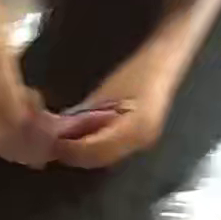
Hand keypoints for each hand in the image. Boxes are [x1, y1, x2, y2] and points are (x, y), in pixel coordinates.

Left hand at [54, 35, 185, 167]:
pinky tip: (81, 142)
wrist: (167, 59)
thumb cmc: (138, 68)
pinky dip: (93, 150)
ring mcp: (143, 144)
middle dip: (75, 155)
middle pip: (99, 160)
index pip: (95, 150)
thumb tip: (59, 131)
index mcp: (135, 127)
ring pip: (104, 159)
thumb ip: (83, 114)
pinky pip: (112, 153)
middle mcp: (141, 142)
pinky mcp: (140, 141)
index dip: (72, 150)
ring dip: (83, 155)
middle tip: (54, 146)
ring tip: (64, 145)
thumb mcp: (106, 91)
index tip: (53, 143)